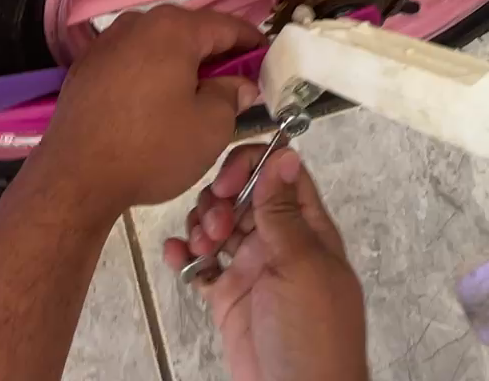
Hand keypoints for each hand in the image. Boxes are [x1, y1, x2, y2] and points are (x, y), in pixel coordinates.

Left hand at [32, 5, 264, 213]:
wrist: (74, 176)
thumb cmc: (151, 148)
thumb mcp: (209, 128)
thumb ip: (232, 96)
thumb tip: (239, 84)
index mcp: (173, 28)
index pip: (226, 25)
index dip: (252, 44)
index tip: (267, 63)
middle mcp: (138, 22)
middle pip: (191, 32)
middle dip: (216, 56)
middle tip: (237, 85)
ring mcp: (107, 41)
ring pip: (159, 45)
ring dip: (182, 65)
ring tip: (197, 97)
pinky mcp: (87, 65)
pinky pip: (132, 60)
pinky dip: (151, 74)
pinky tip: (156, 104)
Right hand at [163, 146, 368, 380]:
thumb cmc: (312, 336)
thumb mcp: (302, 267)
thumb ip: (284, 211)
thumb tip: (286, 152)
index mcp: (305, 229)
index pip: (279, 175)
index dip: (251, 165)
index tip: (227, 178)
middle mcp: (277, 242)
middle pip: (241, 195)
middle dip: (219, 198)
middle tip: (214, 222)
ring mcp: (250, 269)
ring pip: (218, 223)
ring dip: (201, 223)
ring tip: (200, 245)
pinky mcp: (226, 296)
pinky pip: (200, 263)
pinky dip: (184, 254)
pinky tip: (176, 254)